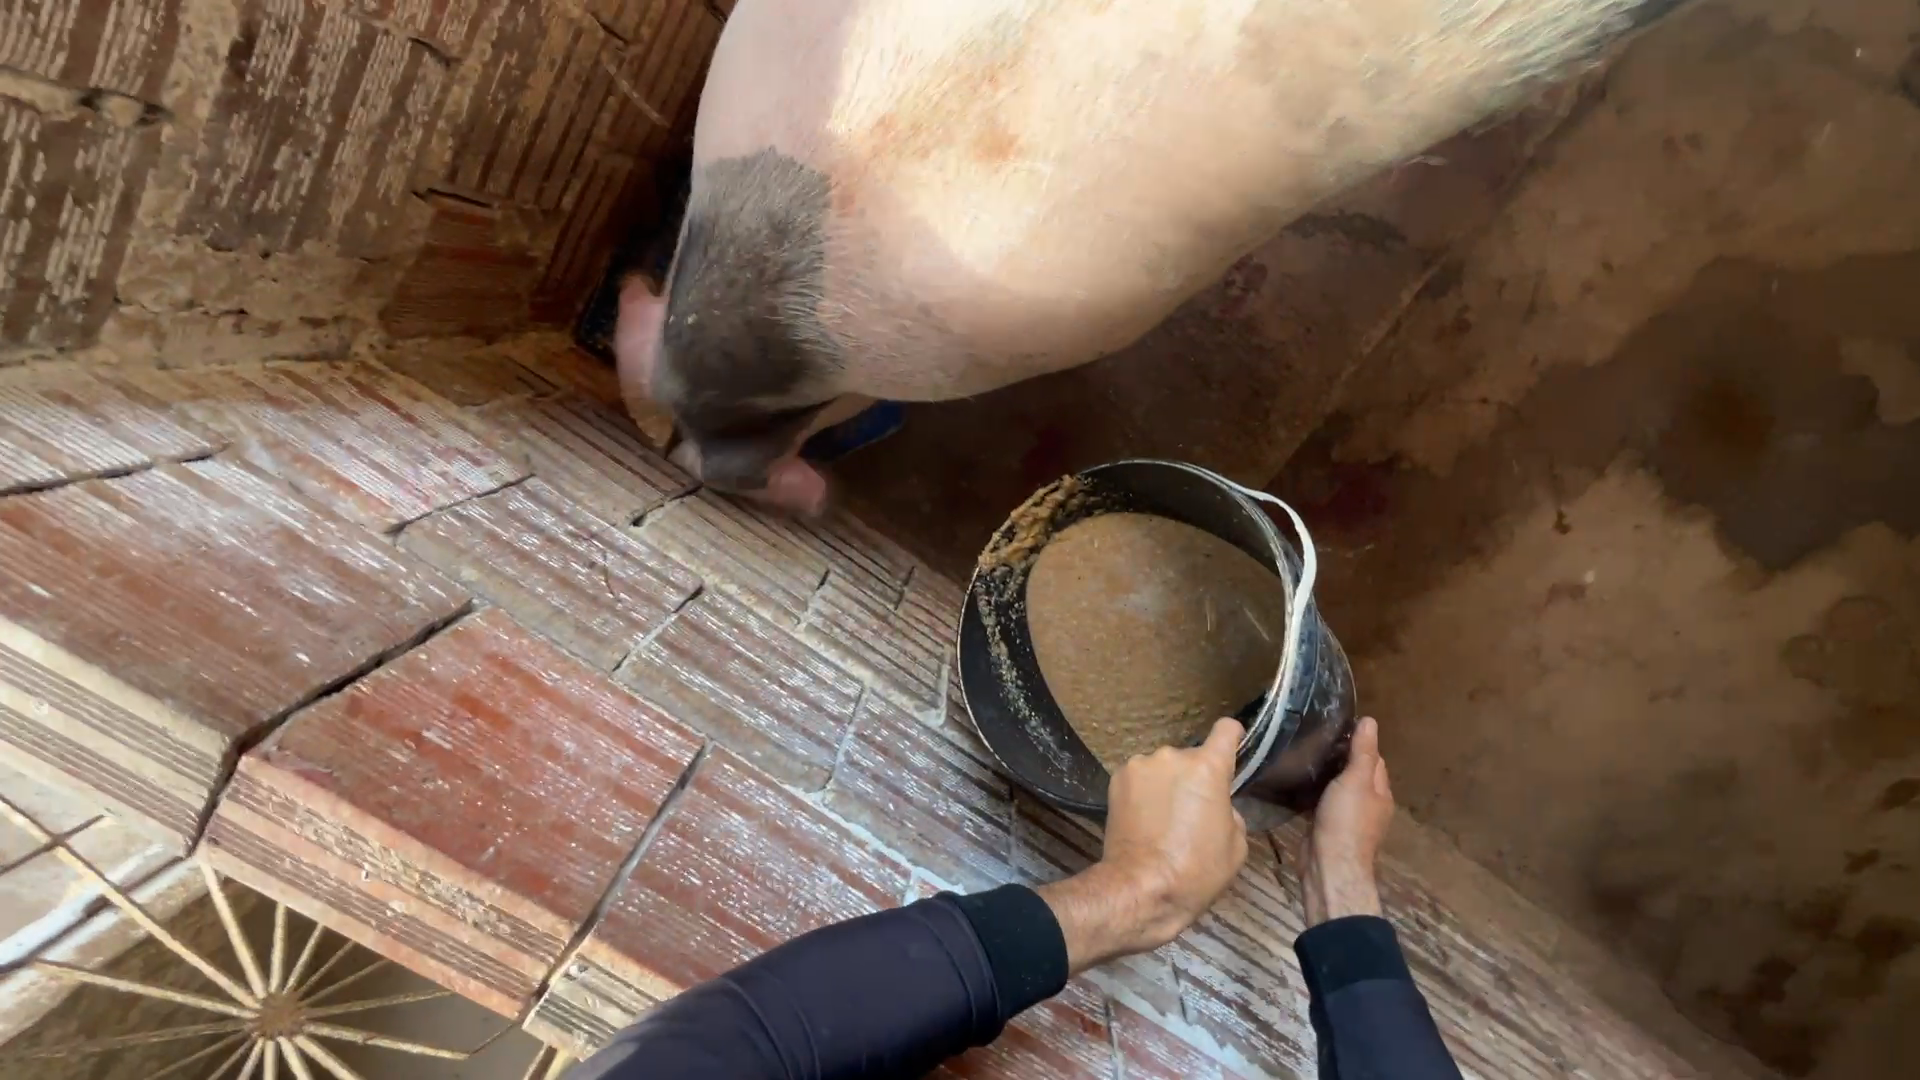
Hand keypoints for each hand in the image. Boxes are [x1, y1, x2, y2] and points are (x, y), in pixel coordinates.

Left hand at [1038, 719, 1248, 971]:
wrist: (1141, 886)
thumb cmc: (1196, 870)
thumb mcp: (1235, 845)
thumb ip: (1229, 809)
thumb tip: (1215, 801)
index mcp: (1207, 767)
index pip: (1226, 730)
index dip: (1232, 736)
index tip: (1232, 743)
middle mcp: (1172, 756)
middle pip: (1190, 759)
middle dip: (1193, 779)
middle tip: (1191, 812)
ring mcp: (1140, 764)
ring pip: (1162, 768)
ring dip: (1166, 784)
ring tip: (1163, 820)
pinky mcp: (1117, 778)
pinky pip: (1140, 778)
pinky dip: (1143, 792)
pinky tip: (1143, 819)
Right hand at [1302, 716, 1393, 924]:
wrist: (1329, 864)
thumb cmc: (1346, 820)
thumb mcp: (1355, 780)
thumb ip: (1362, 752)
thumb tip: (1370, 721)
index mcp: (1380, 792)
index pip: (1374, 759)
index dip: (1359, 742)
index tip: (1335, 725)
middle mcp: (1368, 804)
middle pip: (1356, 772)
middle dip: (1340, 756)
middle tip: (1313, 736)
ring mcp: (1348, 817)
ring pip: (1338, 787)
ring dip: (1326, 774)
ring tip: (1303, 754)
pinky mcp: (1328, 826)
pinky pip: (1322, 801)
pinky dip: (1314, 791)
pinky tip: (1298, 783)